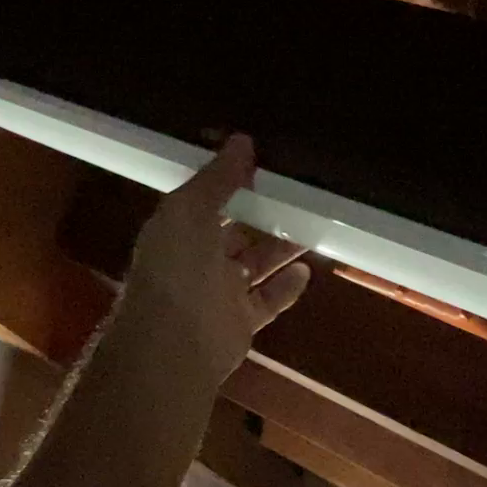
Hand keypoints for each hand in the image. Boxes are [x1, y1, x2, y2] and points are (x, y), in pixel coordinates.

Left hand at [118, 134, 310, 387]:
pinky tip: (305, 269)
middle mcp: (198, 260)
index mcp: (179, 231)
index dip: (233, 182)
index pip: (209, 200)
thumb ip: (216, 179)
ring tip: (313, 224)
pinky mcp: (241, 321)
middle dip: (264, 214)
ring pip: (256, 264)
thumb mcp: (189, 211)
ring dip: (282, 246)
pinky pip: (268, 300)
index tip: (265, 163)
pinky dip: (286, 286)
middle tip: (300, 193)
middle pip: (237, 232)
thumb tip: (242, 141)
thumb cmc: (177, 271)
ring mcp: (220, 293)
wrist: (174, 345)